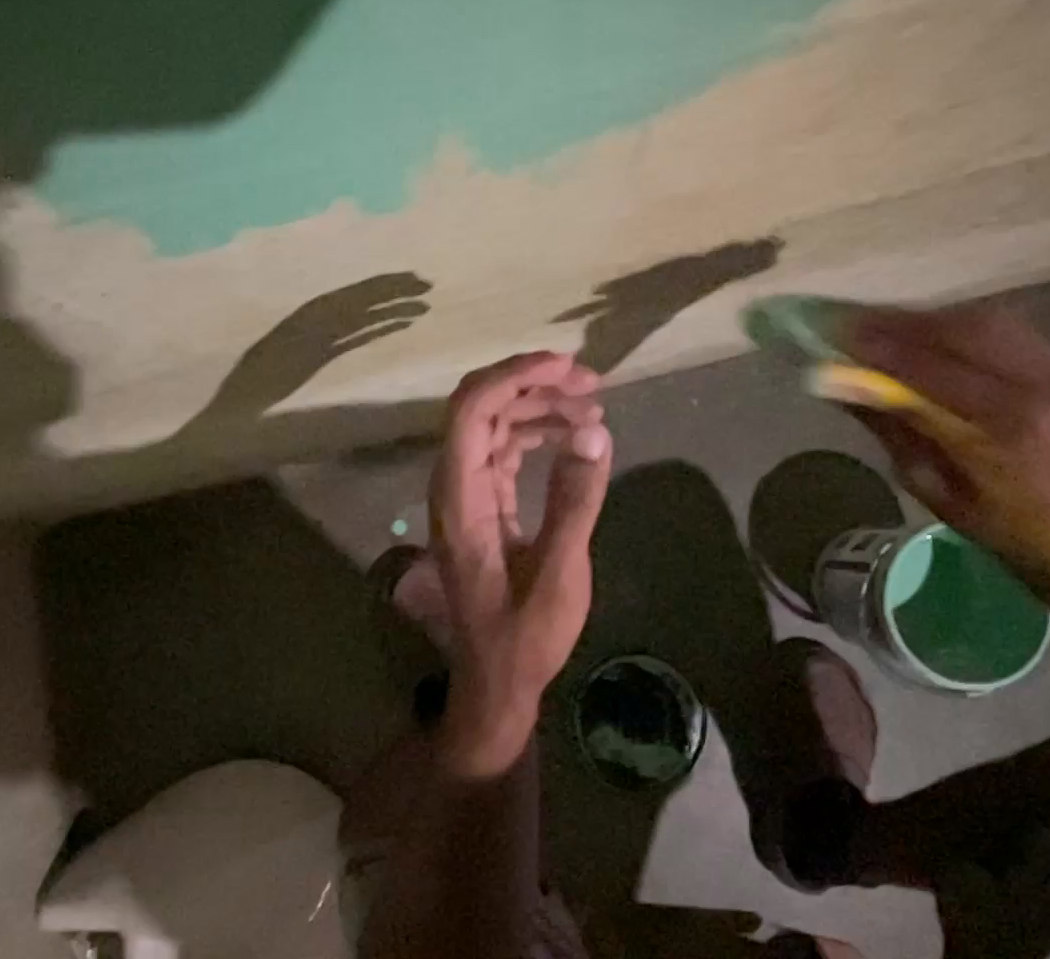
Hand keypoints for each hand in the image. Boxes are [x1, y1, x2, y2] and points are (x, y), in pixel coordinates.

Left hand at [430, 352, 612, 776]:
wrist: (497, 682)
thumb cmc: (524, 637)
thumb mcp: (559, 574)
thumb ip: (574, 502)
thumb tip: (594, 431)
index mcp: (460, 498)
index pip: (471, 410)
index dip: (514, 375)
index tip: (567, 366)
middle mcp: (455, 487)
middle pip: (482, 408)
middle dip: (534, 384)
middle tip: (593, 385)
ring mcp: (468, 495)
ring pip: (495, 425)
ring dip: (539, 406)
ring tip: (594, 406)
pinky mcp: (484, 505)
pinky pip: (505, 450)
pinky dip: (538, 433)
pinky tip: (574, 434)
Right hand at [847, 304, 1049, 555]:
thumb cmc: (997, 527)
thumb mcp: (931, 484)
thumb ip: (891, 426)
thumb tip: (840, 383)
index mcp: (1010, 426)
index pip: (934, 370)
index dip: (881, 350)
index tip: (835, 337)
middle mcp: (1043, 385)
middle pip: (964, 330)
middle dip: (902, 323)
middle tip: (854, 322)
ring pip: (987, 321)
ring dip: (929, 320)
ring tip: (885, 325)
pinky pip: (1006, 330)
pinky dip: (959, 326)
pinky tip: (928, 333)